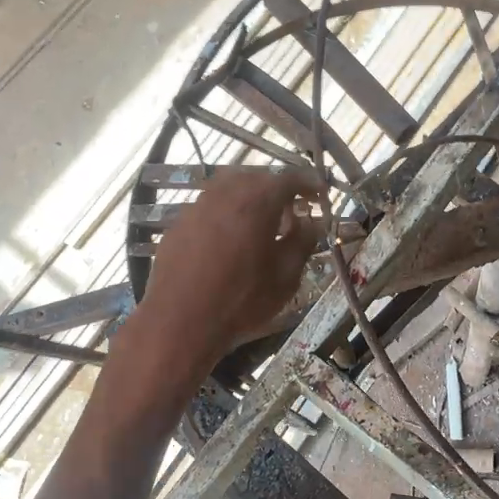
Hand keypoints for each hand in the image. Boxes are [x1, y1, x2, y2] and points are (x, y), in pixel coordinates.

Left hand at [125, 170, 324, 376]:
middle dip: (278, 190)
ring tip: (262, 225)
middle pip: (257, 177)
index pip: (289, 178)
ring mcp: (197, 207)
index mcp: (257, 202)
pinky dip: (227, 214)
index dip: (309, 183)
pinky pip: (209, 208)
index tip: (321, 194)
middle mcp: (225, 194)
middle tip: (293, 214)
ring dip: (250, 199)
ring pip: (229, 188)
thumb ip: (303, 242)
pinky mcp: (178, 225)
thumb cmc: (242, 302)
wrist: (181, 322)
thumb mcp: (286, 277)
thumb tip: (312, 222)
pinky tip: (231, 241)